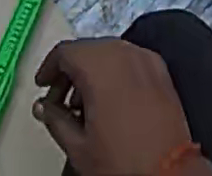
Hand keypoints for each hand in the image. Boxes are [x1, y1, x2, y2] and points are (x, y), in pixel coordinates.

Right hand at [33, 39, 195, 175]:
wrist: (169, 171)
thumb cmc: (121, 160)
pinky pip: (129, 59)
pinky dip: (115, 70)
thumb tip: (43, 106)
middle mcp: (122, 51)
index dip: (49, 67)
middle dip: (70, 71)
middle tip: (59, 101)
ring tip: (84, 106)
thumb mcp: (78, 146)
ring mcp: (144, 56)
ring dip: (92, 70)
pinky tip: (111, 99)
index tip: (43, 85)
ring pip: (109, 51)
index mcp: (99, 65)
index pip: (66, 51)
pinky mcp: (160, 66)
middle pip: (87, 49)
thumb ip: (55, 119)